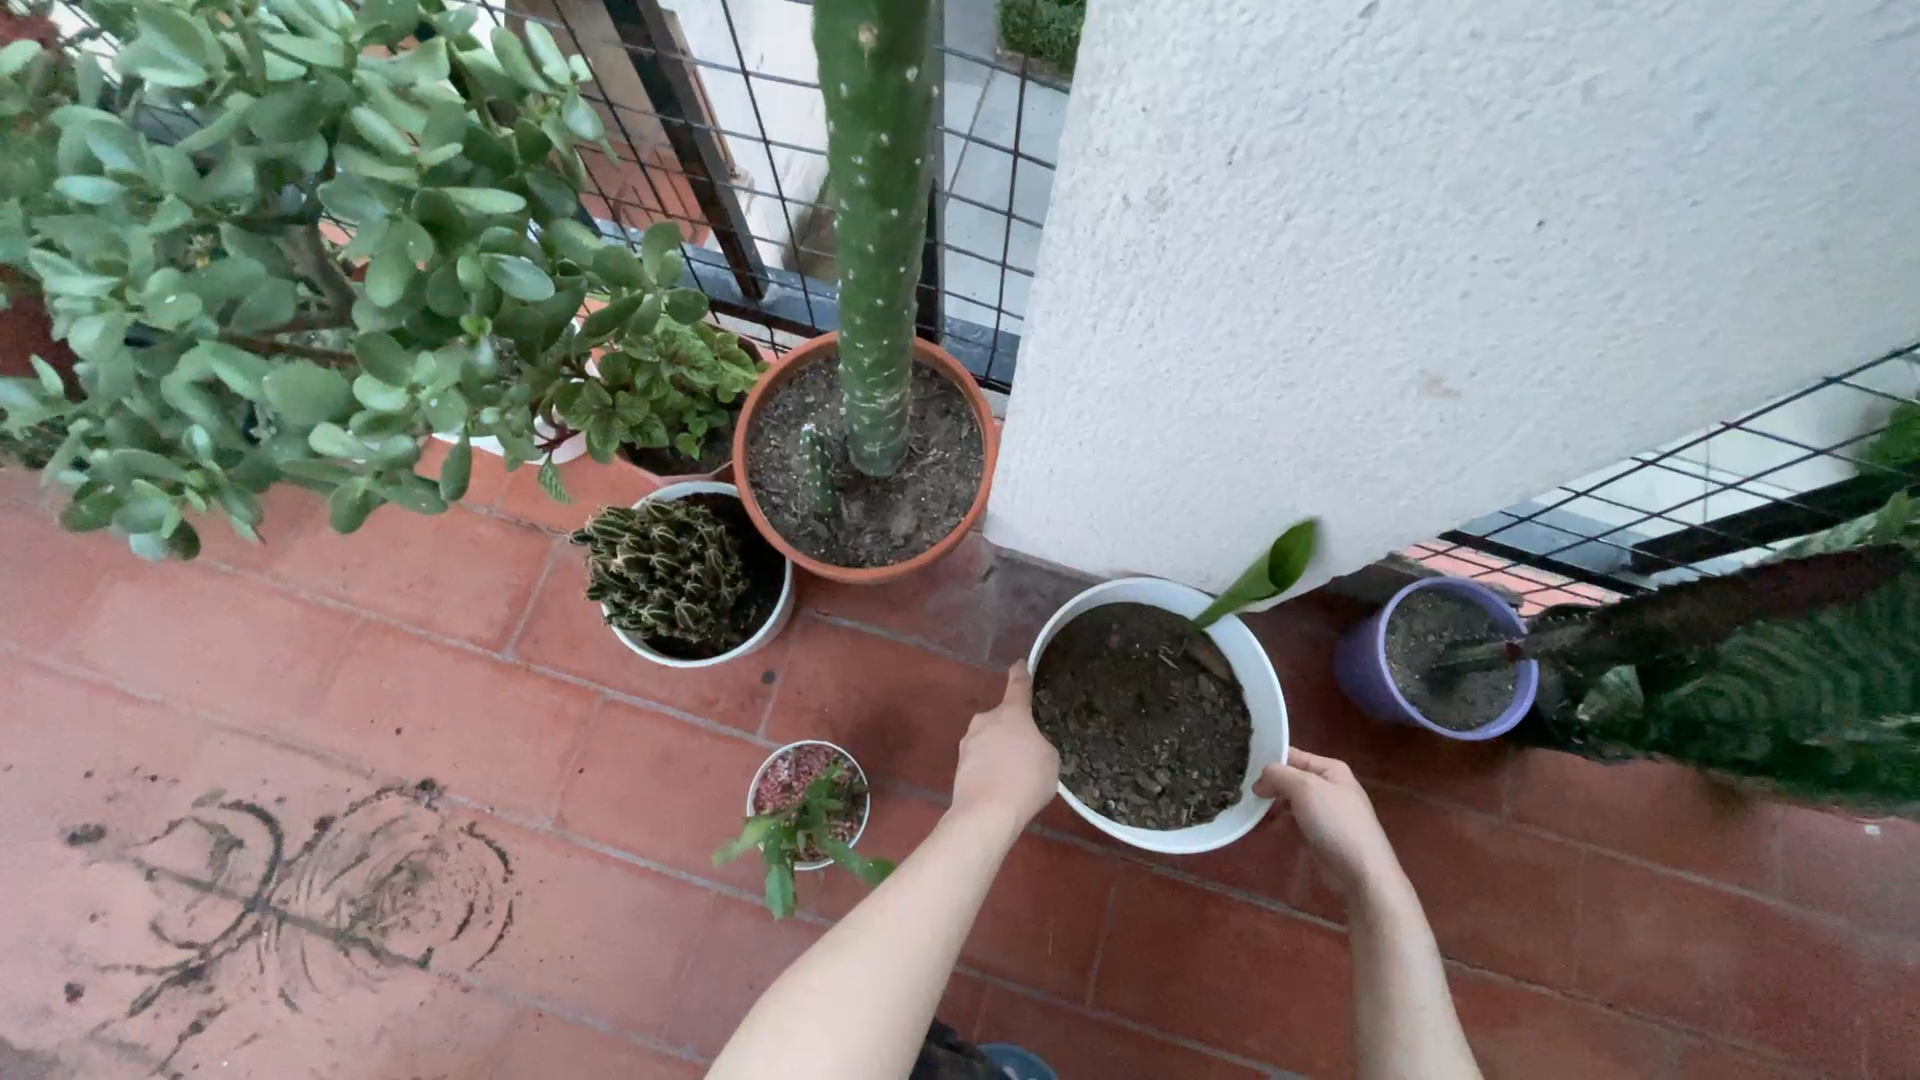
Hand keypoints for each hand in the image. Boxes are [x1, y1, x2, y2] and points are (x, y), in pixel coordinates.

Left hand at [951, 662, 1059, 829]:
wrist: (986, 812)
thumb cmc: (1025, 779)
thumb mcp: (1050, 759)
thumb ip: (1039, 744)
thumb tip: (1028, 746)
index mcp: (1011, 713)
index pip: (1018, 685)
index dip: (1021, 673)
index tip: (1019, 664)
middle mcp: (985, 720)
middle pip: (1002, 718)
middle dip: (1012, 730)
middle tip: (1026, 752)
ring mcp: (968, 742)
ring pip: (989, 740)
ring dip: (999, 751)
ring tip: (1013, 777)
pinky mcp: (959, 764)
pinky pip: (980, 760)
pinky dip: (989, 769)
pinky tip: (999, 788)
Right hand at [1255, 748, 1403, 901]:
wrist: (1361, 872)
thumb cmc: (1335, 822)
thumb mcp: (1304, 788)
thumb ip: (1277, 775)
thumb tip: (1259, 783)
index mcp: (1330, 769)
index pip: (1291, 755)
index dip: (1268, 760)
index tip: (1242, 770)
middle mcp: (1327, 786)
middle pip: (1288, 778)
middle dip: (1267, 786)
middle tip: (1243, 794)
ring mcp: (1323, 811)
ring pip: (1287, 800)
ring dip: (1269, 806)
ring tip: (1249, 813)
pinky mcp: (1317, 833)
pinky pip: (1291, 820)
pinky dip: (1276, 822)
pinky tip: (1262, 828)